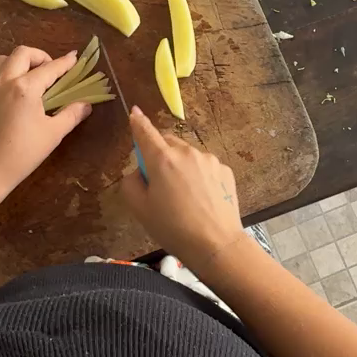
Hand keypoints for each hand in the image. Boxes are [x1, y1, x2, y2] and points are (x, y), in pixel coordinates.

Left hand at [0, 47, 92, 208]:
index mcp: (26, 88)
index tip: (75, 58)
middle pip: (23, 53)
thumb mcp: (52, 134)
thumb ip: (71, 115)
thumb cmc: (22, 154)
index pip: (50, 68)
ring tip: (32, 76)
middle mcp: (6, 81)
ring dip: (21, 61)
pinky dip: (7, 71)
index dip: (65, 62)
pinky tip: (15, 88)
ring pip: (5, 59)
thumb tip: (86, 104)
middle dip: (41, 56)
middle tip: (52, 70)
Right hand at [118, 107, 244, 267]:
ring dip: (180, 166)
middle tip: (158, 182)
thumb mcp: (139, 209)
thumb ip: (131, 183)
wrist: (216, 244)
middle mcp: (186, 152)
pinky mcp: (225, 170)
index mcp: (162, 159)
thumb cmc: (173, 229)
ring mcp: (209, 159)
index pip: (145, 132)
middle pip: (167, 142)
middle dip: (160, 154)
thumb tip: (139, 172)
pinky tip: (201, 199)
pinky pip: (204, 166)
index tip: (134, 112)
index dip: (138, 122)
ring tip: (183, 197)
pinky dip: (199, 176)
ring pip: (187, 155)